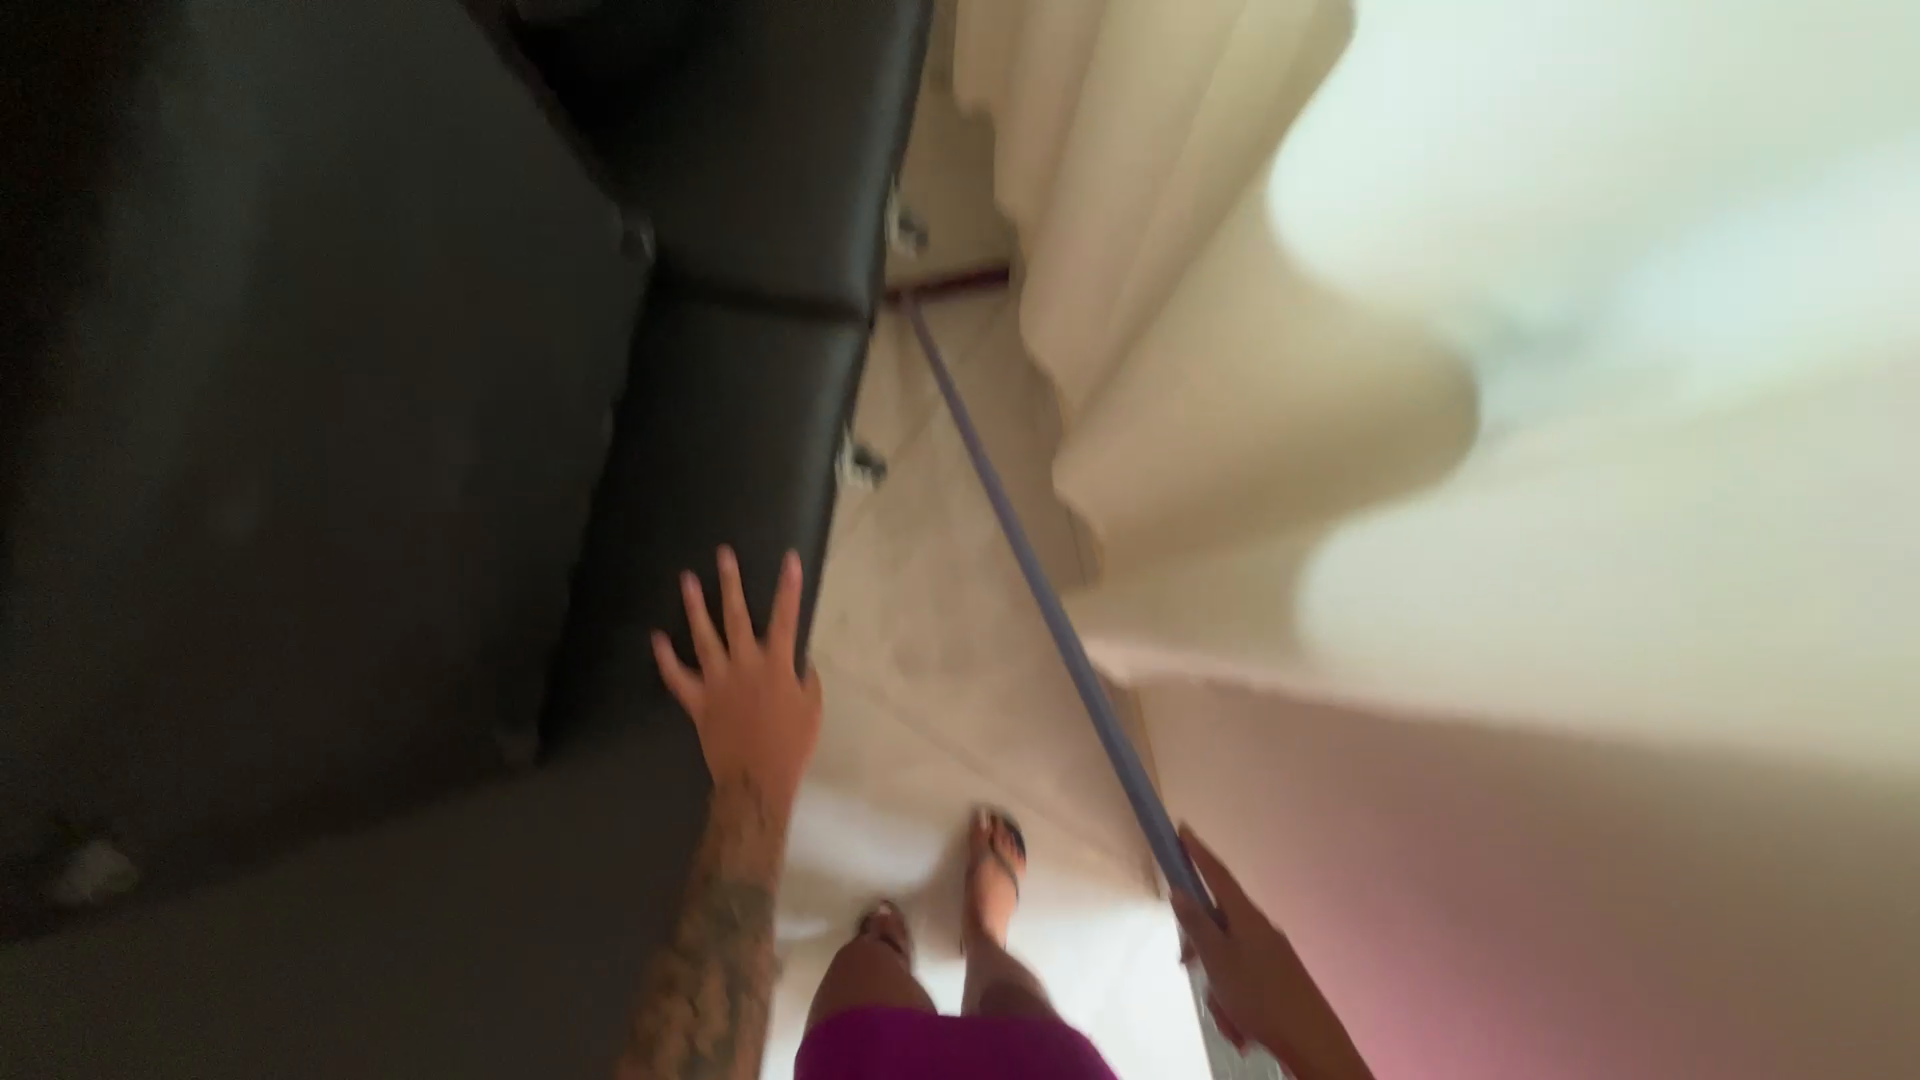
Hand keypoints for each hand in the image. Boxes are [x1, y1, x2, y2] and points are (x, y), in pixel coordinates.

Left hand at [653, 547, 823, 815]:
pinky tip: (656, 638)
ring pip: (704, 637)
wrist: (756, 779)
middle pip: (738, 616)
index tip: (789, 559)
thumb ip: (805, 679)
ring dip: (695, 607)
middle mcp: (745, 664)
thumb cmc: (791, 744)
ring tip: (688, 580)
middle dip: (731, 583)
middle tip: (723, 555)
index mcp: (777, 665)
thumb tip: (798, 660)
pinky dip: (665, 658)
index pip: (787, 617)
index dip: (789, 587)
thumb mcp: (812, 708)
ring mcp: (717, 681)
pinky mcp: (698, 701)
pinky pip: (677, 677)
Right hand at [1173, 826, 1373, 1079]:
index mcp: (1245, 915)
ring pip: (1228, 958)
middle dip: (1200, 947)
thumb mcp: (1217, 960)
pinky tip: (1241, 1029)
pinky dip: (1236, 1001)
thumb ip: (1196, 923)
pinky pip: (1244, 979)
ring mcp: (1272, 953)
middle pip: (1217, 922)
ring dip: (1219, 986)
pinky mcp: (1280, 979)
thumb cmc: (1260, 995)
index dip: (1197, 852)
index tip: (1182, 829)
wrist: (1314, 1045)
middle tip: (1186, 965)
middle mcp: (1259, 927)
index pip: (1216, 873)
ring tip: (1228, 1017)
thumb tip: (1178, 890)